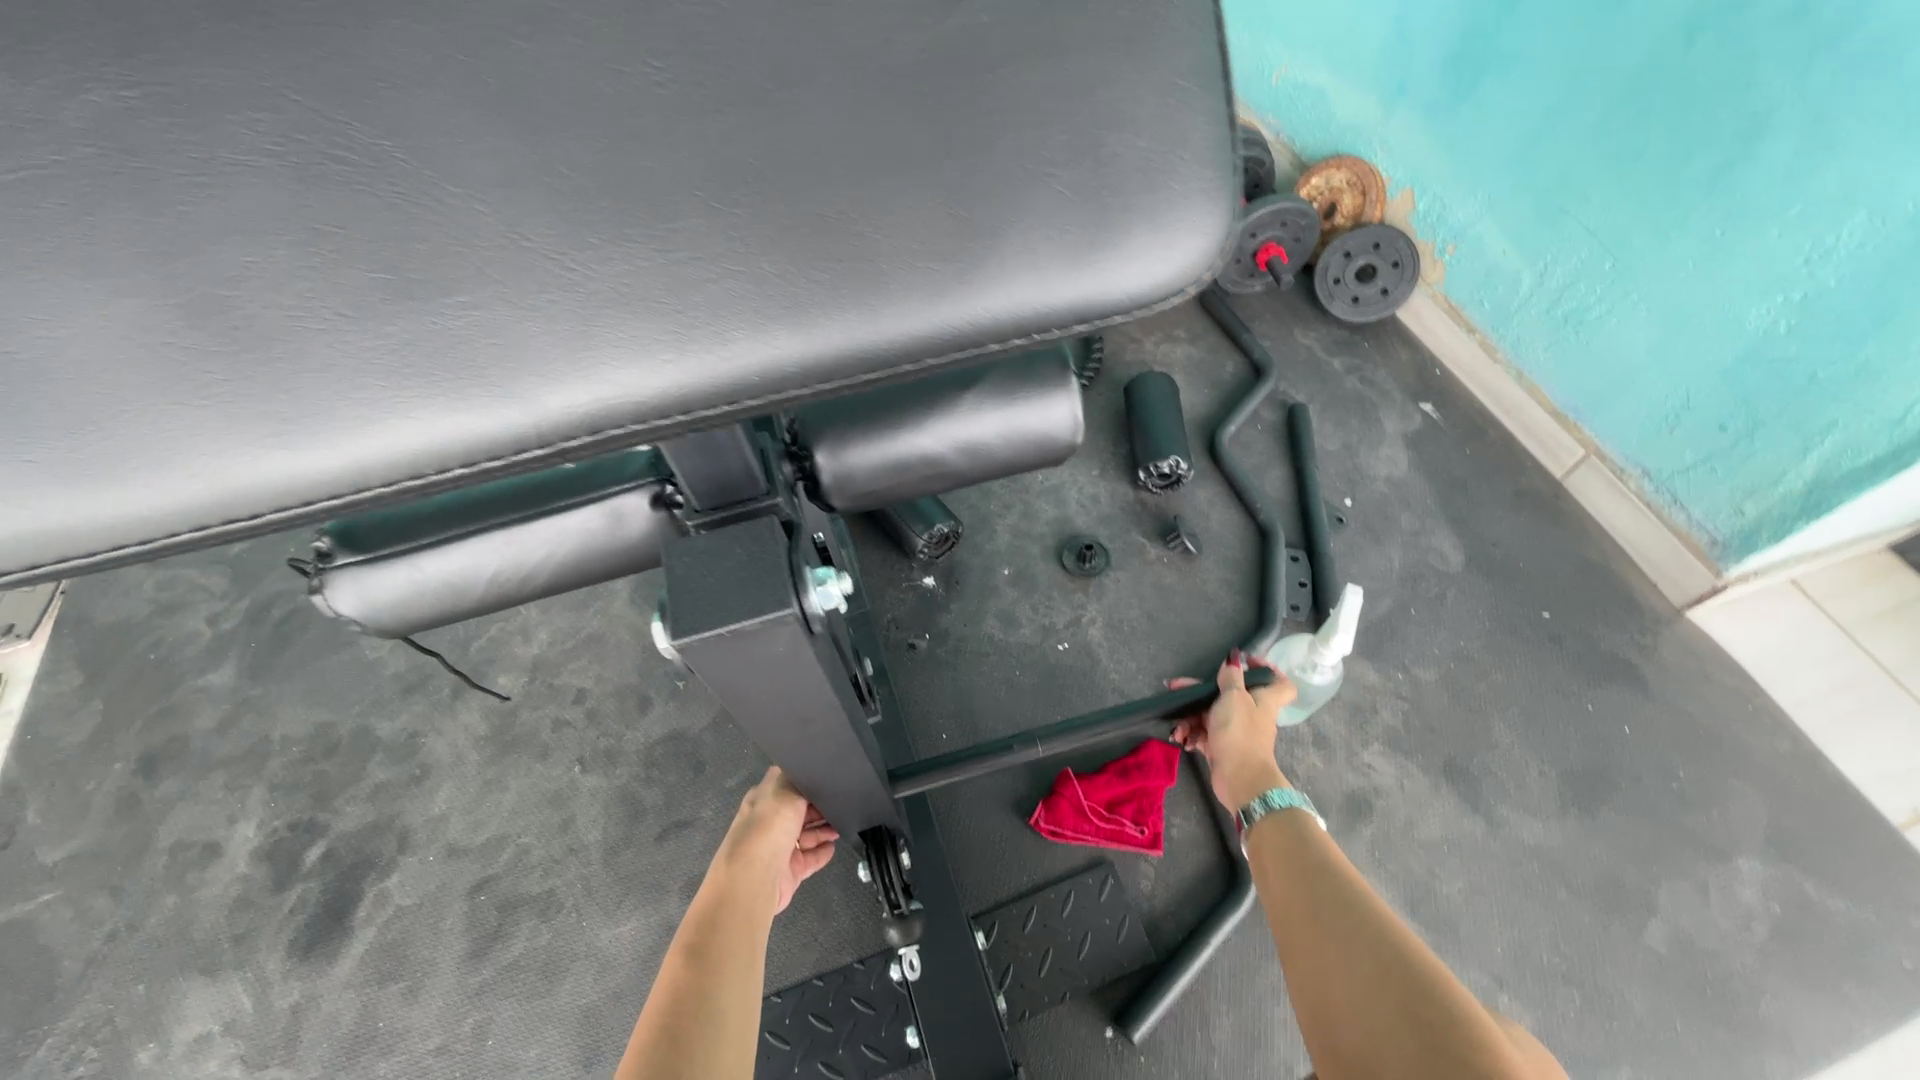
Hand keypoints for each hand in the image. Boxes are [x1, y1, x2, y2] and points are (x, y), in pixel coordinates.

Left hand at [715, 767, 838, 913]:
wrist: (754, 879)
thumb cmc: (768, 828)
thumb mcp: (785, 790)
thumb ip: (800, 779)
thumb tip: (809, 770)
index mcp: (763, 800)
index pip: (786, 784)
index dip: (806, 780)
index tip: (828, 776)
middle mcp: (770, 822)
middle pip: (799, 810)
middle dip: (819, 806)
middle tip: (842, 801)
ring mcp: (779, 848)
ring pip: (806, 835)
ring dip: (824, 829)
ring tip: (843, 824)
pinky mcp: (789, 871)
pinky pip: (810, 859)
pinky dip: (822, 852)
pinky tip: (834, 846)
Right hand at [1169, 649, 1296, 808]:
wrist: (1239, 779)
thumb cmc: (1240, 733)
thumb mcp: (1234, 697)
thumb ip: (1231, 677)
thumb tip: (1234, 659)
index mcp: (1263, 699)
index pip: (1280, 683)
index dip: (1268, 670)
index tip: (1247, 663)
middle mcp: (1251, 713)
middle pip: (1228, 694)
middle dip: (1200, 691)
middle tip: (1176, 687)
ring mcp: (1235, 731)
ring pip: (1210, 714)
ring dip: (1189, 717)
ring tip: (1177, 725)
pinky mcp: (1221, 747)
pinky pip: (1204, 734)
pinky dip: (1191, 734)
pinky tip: (1181, 738)